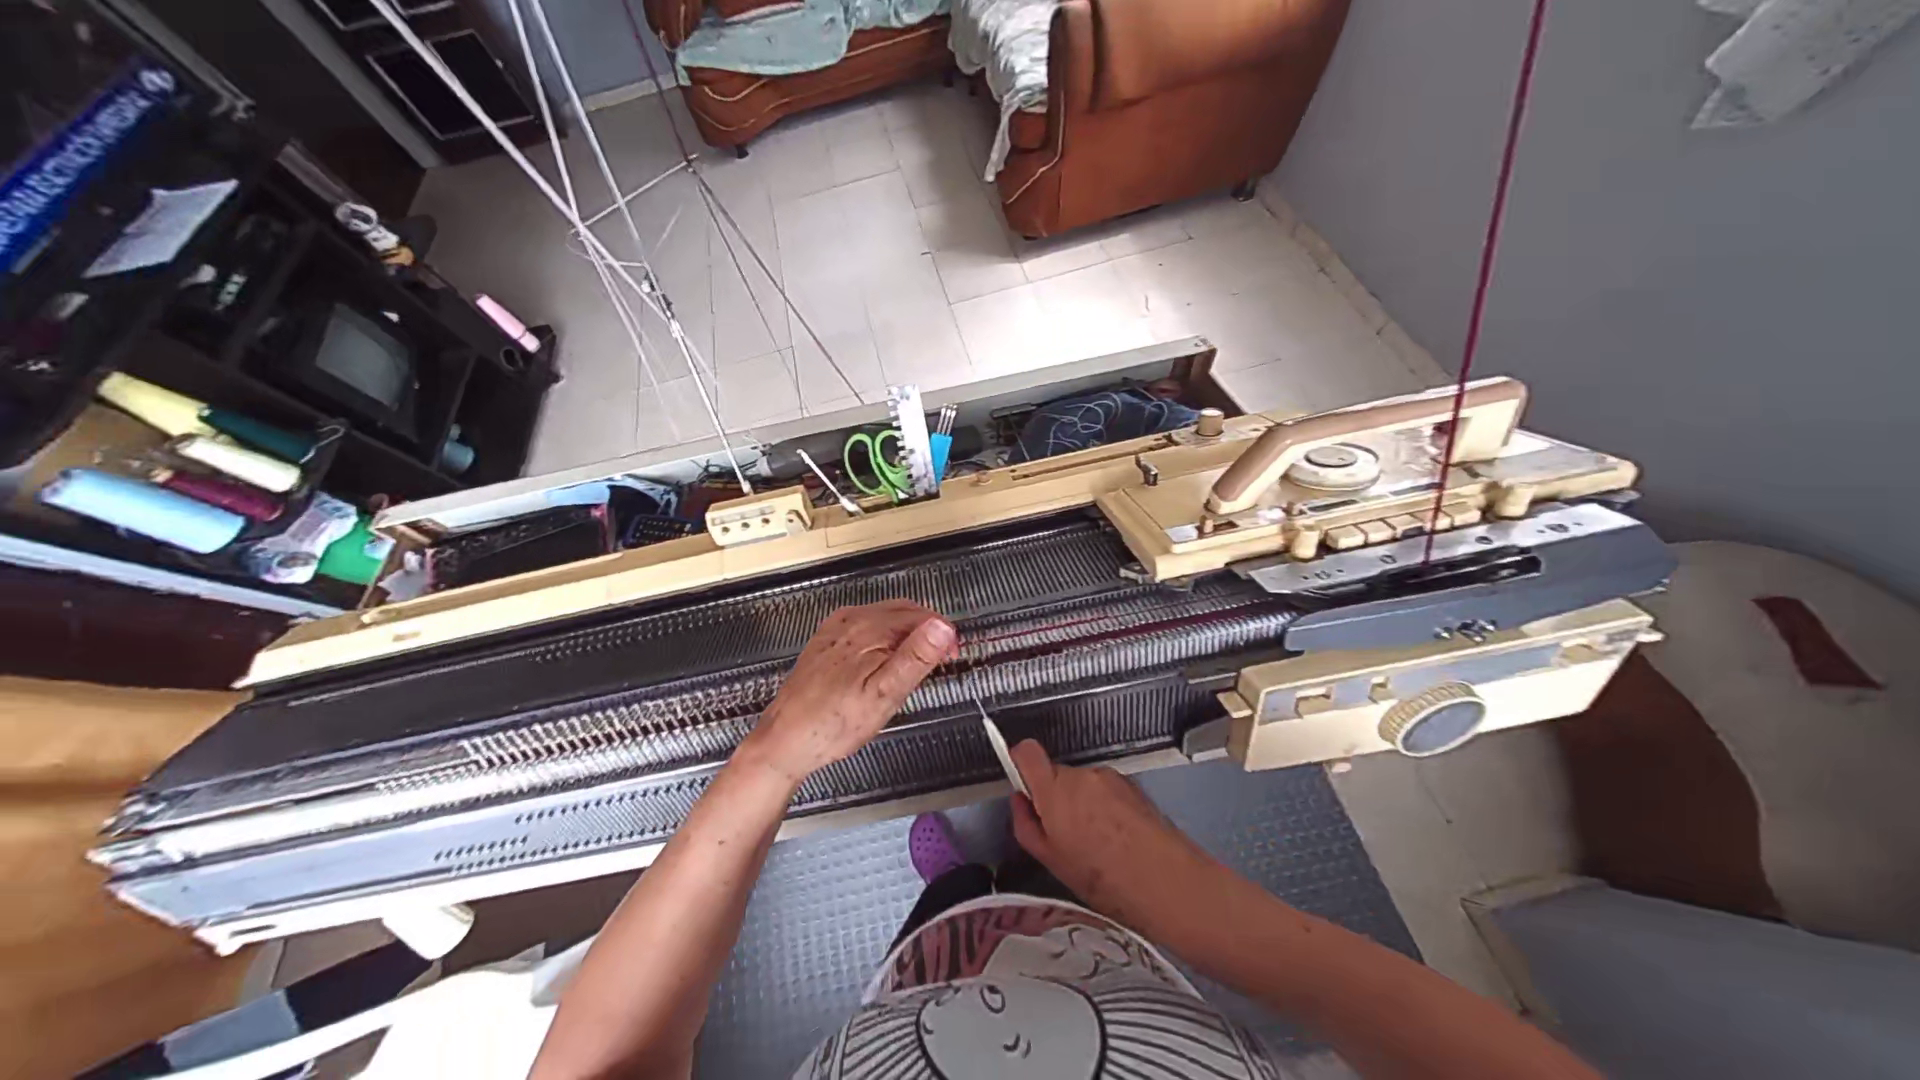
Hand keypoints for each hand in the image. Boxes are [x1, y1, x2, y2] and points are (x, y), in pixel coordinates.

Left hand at [741, 601, 956, 785]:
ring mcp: (836, 631)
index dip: (943, 635)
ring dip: (907, 633)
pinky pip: (865, 629)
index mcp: (868, 627)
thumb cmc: (830, 724)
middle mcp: (850, 621)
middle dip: (927, 631)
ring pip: (884, 619)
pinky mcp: (826, 643)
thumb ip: (916, 656)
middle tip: (940, 658)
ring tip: (917, 662)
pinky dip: (884, 638)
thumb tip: (942, 628)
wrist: (784, 741)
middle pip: (903, 612)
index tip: (953, 654)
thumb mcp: (885, 694)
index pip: (921, 616)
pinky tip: (884, 661)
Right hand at [1009, 740, 1226, 933]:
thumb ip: (1026, 825)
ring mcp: (1109, 778)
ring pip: (1082, 784)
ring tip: (1095, 844)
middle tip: (1064, 834)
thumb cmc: (1105, 878)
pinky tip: (1115, 840)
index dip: (1018, 761)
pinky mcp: (1132, 786)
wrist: (1167, 881)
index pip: (1026, 751)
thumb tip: (1019, 802)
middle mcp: (1082, 775)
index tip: (1021, 782)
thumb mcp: (1051, 861)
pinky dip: (1104, 808)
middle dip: (1055, 797)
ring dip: (1082, 804)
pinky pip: (1105, 790)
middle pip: (1056, 774)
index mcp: (1055, 790)